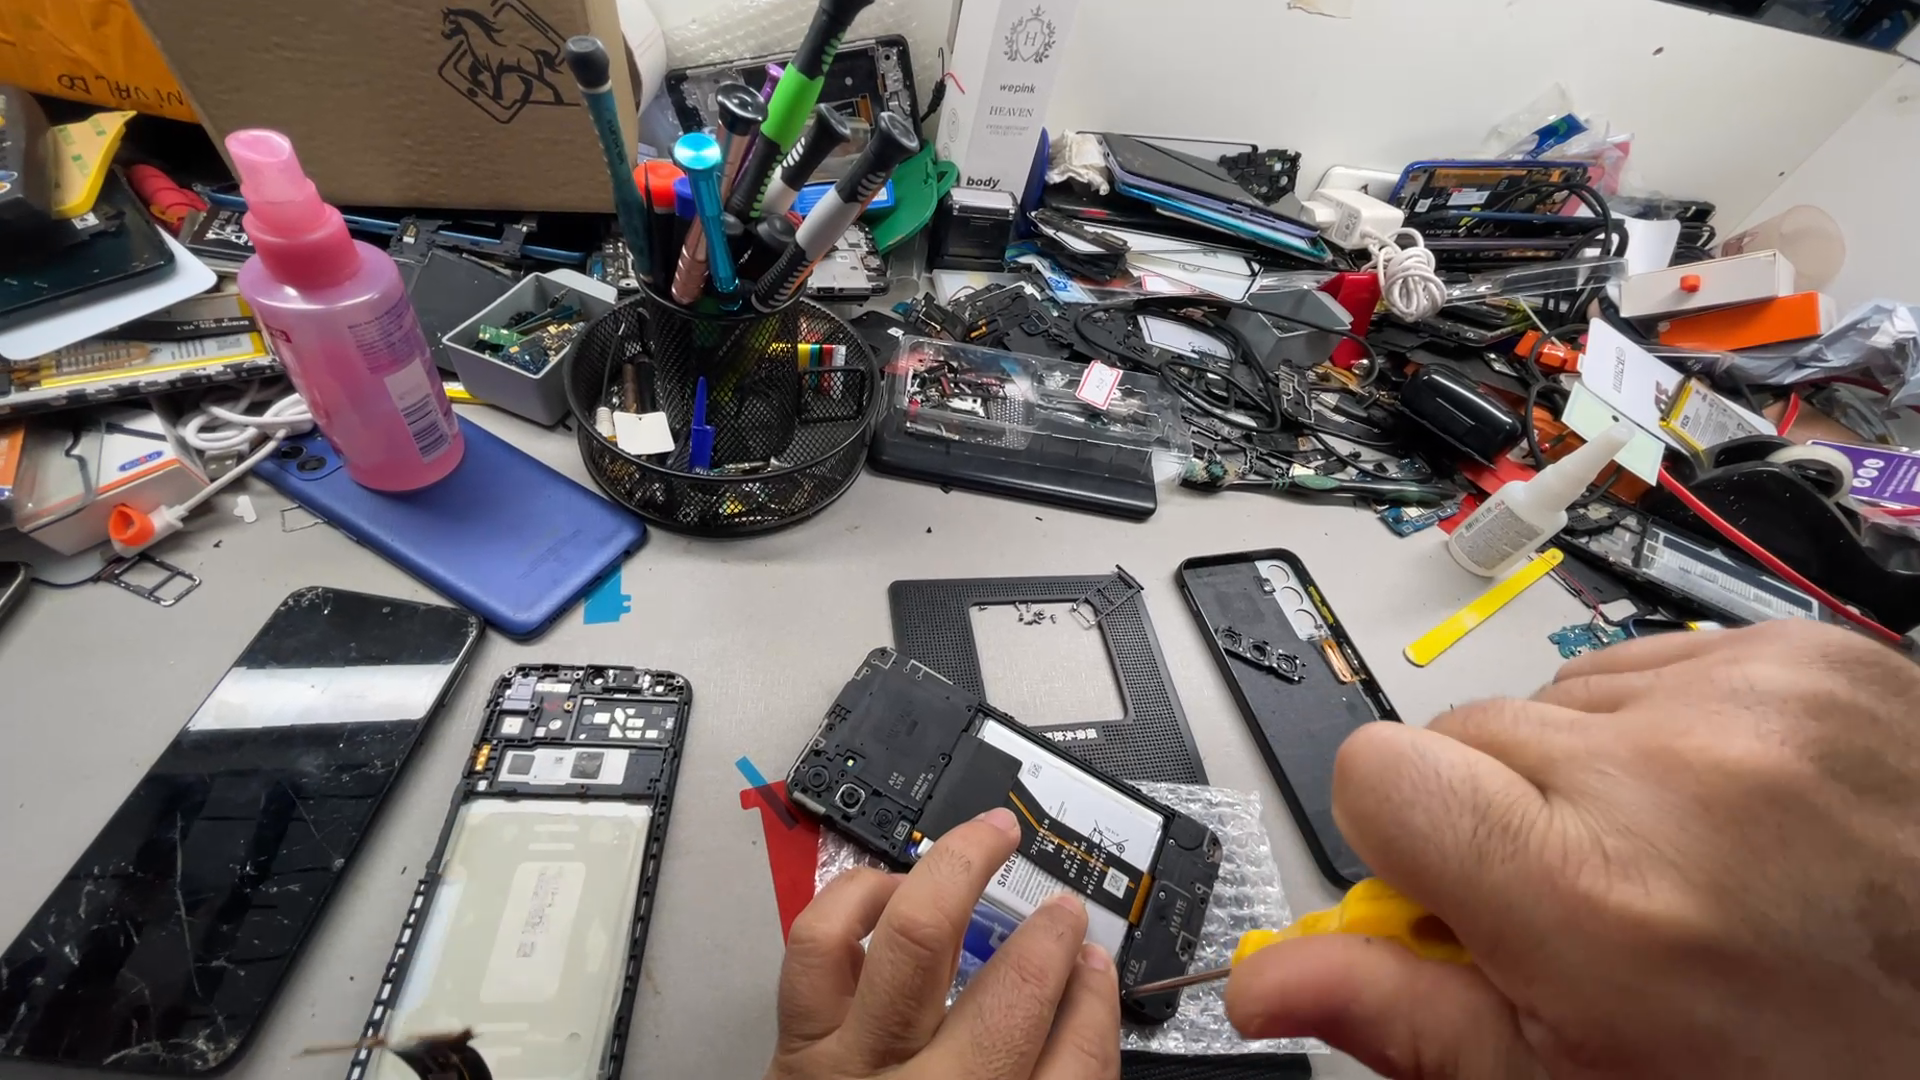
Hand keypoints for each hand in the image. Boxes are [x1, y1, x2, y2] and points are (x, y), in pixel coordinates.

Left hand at [767, 807, 1121, 1079]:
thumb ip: (1051, 1072)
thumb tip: (1083, 983)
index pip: (1074, 1069)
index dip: (1095, 1006)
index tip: (1095, 965)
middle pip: (1005, 1005)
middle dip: (1046, 943)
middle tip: (1062, 908)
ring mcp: (850, 1060)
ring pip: (911, 937)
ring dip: (959, 871)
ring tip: (987, 839)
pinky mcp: (799, 1034)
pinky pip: (819, 940)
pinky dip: (860, 894)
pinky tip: (894, 887)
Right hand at [1225, 621, 1919, 1078]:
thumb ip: (1394, 1013)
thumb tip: (1258, 985)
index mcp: (1605, 900)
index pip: (1372, 770)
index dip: (1398, 829)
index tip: (1466, 882)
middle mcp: (1685, 778)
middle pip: (1455, 731)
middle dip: (1495, 806)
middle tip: (1599, 891)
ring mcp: (1757, 700)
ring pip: (1541, 702)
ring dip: (1583, 770)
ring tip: (1689, 855)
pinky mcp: (1806, 656)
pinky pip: (1630, 672)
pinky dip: (1656, 735)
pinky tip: (1736, 809)